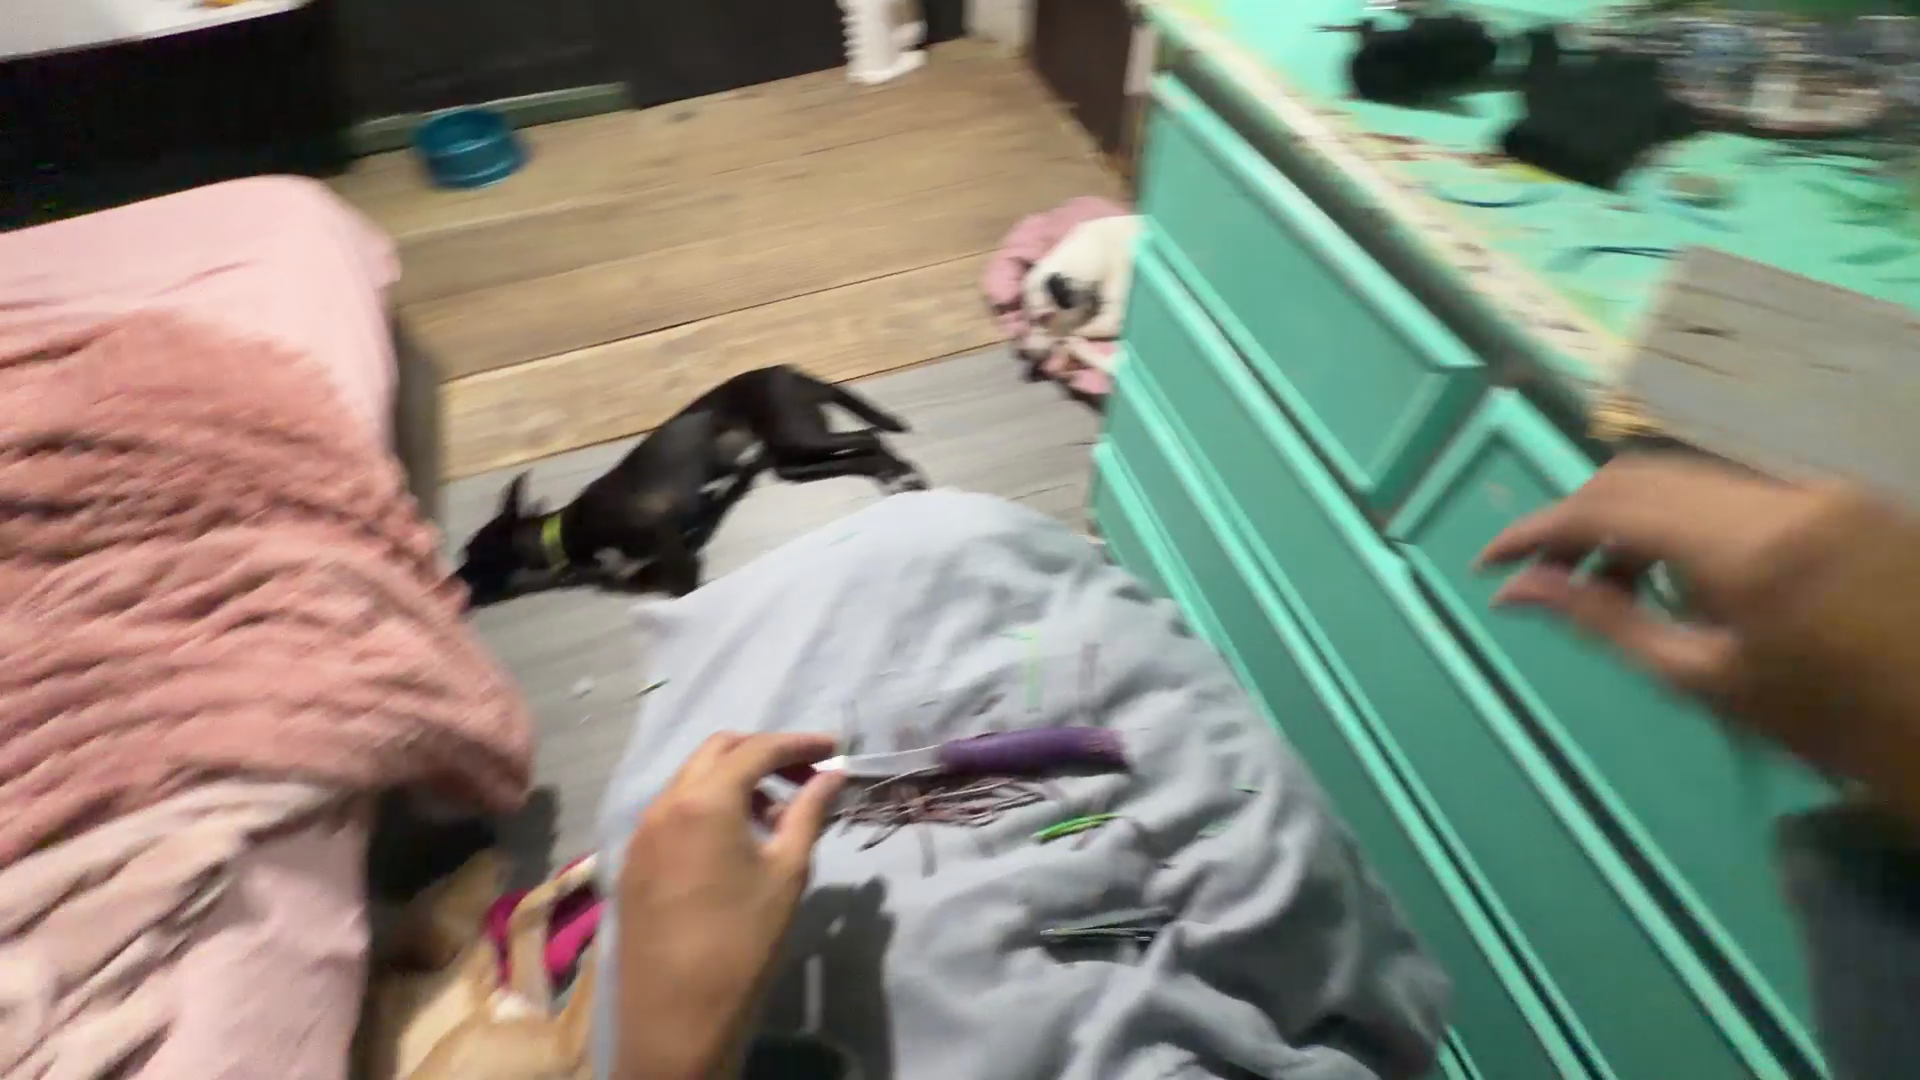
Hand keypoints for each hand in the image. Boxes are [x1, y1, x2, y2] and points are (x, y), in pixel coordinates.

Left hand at [613, 733, 845, 1079]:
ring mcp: (642, 833)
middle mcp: (665, 804)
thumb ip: (809, 811)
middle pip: (719, 751)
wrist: (676, 1024)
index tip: (834, 749)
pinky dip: (709, 805)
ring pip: (693, 779)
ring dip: (736, 779)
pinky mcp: (633, 861)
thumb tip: (832, 775)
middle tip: (805, 776)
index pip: (758, 749)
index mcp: (704, 801)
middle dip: (765, 753)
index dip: (799, 744)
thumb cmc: (742, 943)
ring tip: (775, 812)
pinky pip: (675, 810)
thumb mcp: (788, 871)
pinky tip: (736, 839)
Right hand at [1476, 453, 1919, 825]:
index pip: (1603, 508)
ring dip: (1616, 521)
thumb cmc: (1836, 724)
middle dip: (1570, 522)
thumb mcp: (1697, 677)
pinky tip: (1665, 571)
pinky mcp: (1836, 499)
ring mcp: (1817, 491)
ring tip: (1603, 583)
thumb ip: (1596, 617)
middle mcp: (1782, 497)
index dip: (1533, 531)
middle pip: (1632, 478)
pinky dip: (1667, 521)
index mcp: (1748, 547)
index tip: (1488, 563)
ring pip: (1673, 478)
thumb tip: (1510, 590)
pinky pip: (1718, 491)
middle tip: (1538, 576)